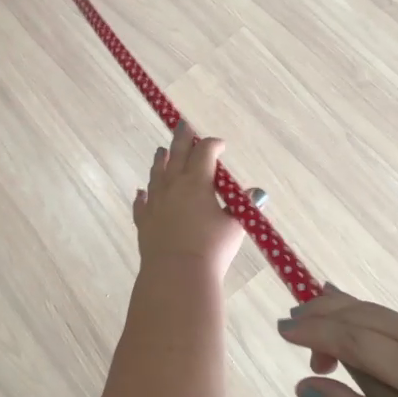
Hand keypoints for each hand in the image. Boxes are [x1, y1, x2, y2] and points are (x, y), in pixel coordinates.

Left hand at [132, 123, 245, 278]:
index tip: (220, 143)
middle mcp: (172, 185)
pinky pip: (142, 202)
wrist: (176, 272)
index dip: (212, 144)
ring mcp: (155, 201)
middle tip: (183, 124)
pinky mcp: (143, 219)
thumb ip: (243, 208)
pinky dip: (143, 195)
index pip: (204, 153)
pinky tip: (141, 192)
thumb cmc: (211, 248)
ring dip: (161, 160)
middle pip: (176, 154)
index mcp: (196, 182)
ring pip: (156, 173)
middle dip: (182, 138)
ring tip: (162, 151)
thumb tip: (256, 194)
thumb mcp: (234, 227)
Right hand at [277, 288, 397, 396]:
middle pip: (358, 313)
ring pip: (369, 309)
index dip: (314, 330)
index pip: (354, 337)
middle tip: (289, 332)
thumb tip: (303, 386)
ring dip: (334, 315)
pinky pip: (383, 316)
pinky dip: (354, 318)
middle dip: (319, 316)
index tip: (282, 331)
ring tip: (309, 336)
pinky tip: (338, 324)